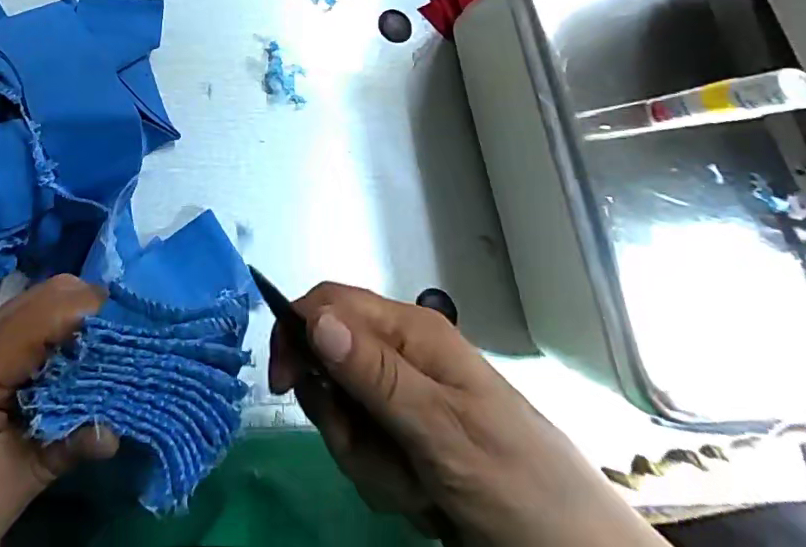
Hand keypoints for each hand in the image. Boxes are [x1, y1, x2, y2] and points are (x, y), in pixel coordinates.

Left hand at [0, 275, 119, 546]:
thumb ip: (54, 451)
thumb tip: (115, 426)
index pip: (43, 313)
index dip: (94, 314)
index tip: (141, 334)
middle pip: (44, 296)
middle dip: (94, 313)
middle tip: (136, 348)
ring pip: (39, 306)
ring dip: (81, 324)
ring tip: (120, 355)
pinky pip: (29, 330)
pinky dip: (63, 340)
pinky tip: (85, 368)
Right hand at [269, 282, 664, 546]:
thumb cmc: (519, 486)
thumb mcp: (443, 432)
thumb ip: (376, 375)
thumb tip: (314, 319)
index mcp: (412, 332)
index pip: (329, 304)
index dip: (296, 334)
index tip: (286, 385)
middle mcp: (402, 355)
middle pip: (327, 365)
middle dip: (342, 421)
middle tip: (380, 457)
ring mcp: (404, 398)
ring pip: (341, 413)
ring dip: (367, 459)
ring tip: (417, 490)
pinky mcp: (407, 437)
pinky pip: (362, 446)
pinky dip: (381, 478)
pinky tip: (423, 500)